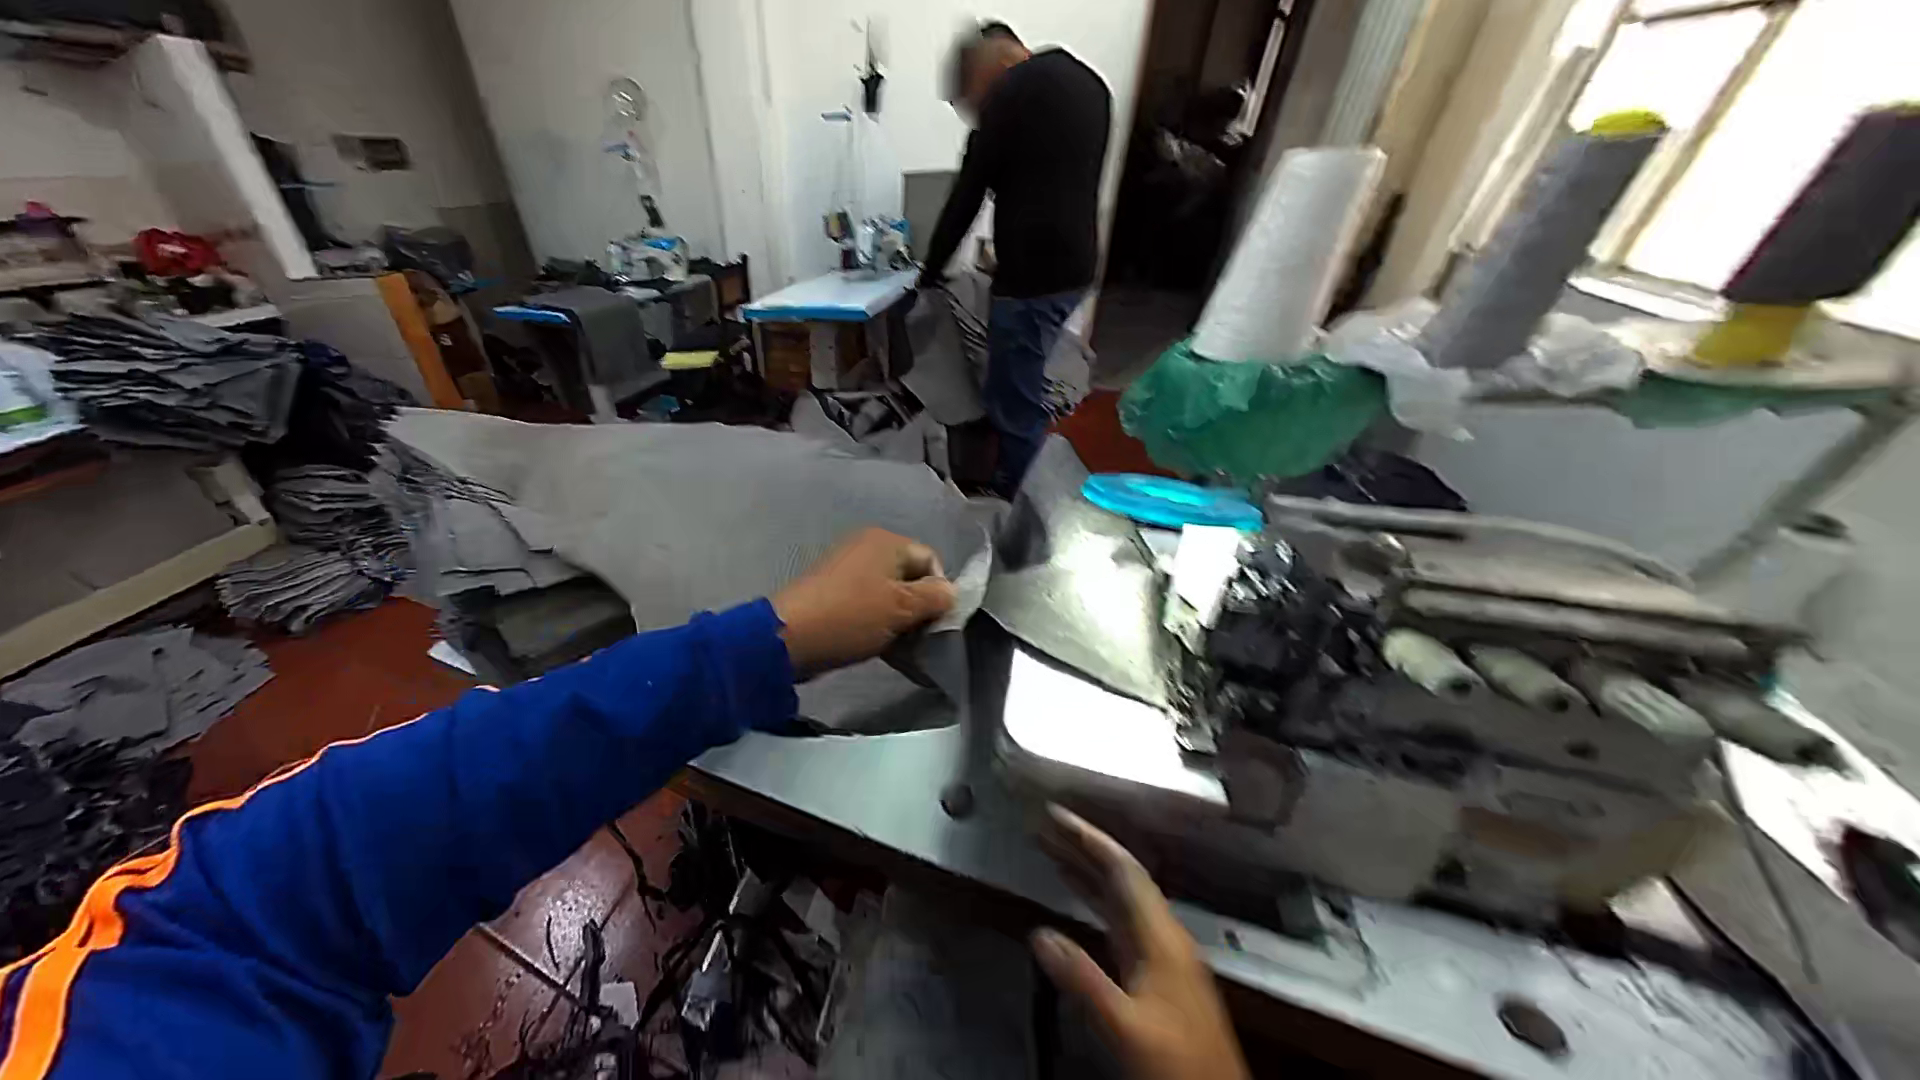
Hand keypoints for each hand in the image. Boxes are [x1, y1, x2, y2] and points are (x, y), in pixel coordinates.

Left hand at [771, 528, 957, 674]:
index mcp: (887, 541)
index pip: (931, 560)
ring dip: (901, 621)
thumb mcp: (903, 608)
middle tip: (921, 638)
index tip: (936, 622)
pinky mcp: (833, 592)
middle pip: (911, 577)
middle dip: (920, 608)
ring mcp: (848, 569)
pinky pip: (869, 604)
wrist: (789, 638)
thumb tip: (951, 592)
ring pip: (890, 594)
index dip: (940, 591)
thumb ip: (936, 597)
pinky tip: (882, 647)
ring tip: (902, 649)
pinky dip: (880, 623)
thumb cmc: (853, 616)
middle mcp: (868, 547)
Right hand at [1032, 806, 1250, 1079]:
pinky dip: (1093, 900)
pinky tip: (1076, 899)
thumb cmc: (1177, 1066)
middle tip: (1044, 828)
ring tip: (1051, 851)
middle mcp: (1162, 933)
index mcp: (1161, 935)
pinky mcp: (1155, 972)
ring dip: (1086, 871)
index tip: (1057, 817)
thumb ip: (1083, 979)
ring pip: (1118, 897)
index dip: (1089, 838)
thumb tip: (1039, 935)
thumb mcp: (1126, 1026)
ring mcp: (1161, 953)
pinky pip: (1118, 919)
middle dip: (1082, 848)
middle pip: (1120, 876)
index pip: (1123, 869)